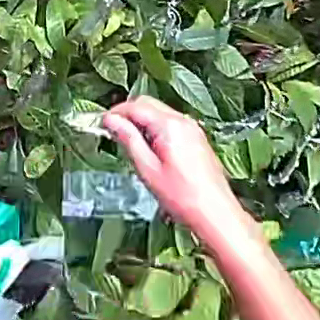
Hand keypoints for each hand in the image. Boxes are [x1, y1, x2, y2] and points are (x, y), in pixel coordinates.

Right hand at [103, 95, 247, 240]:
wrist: (218, 216)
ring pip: (159, 111)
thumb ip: (129, 139)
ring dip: (141, 119)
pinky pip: (170, 121)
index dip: (115, 112)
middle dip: (127, 113)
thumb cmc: (183, 197)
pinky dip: (155, 126)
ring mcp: (192, 128)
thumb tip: (111, 120)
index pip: (135, 106)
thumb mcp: (147, 169)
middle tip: (112, 130)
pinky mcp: (197, 138)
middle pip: (147, 103)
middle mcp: (183, 121)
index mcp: (170, 126)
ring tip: (129, 141)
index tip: (102, 123)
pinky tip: (149, 147)